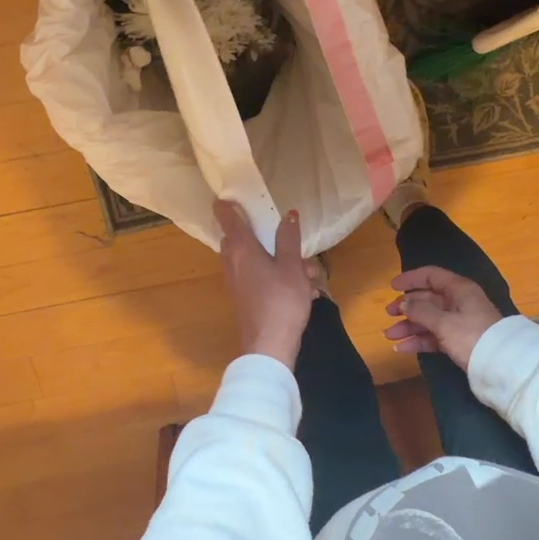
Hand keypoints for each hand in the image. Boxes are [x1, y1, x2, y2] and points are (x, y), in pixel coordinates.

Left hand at [214, 200, 317, 368]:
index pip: (227, 216)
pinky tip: (308, 292)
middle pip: (246, 238)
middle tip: (295, 244)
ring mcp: (238, 281)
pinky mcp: (246, 297)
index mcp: (241, 248)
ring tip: (311, 275)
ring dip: (285, 263)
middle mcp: (233, 261)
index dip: (227, 203)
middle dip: (272, 238)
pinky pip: (263, 278)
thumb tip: (288, 215)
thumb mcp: (291, 266)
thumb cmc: (281, 301)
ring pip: (260, 260)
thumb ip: (288, 238)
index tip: (232, 193)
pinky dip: (282, 280)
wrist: (269, 347)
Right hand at [382, 266, 502, 370]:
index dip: (411, 279)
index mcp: (458, 289)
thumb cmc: (472, 336)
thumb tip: (403, 303)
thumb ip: (421, 311)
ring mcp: (458, 322)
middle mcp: (458, 302)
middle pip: (427, 299)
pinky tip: (402, 348)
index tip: (392, 287)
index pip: (431, 276)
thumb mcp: (444, 322)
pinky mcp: (458, 340)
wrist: (501, 365)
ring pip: (428, 319)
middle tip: (388, 314)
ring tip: (389, 336)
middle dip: (406, 307)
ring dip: (409, 327)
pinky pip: (434, 336)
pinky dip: (419, 340)